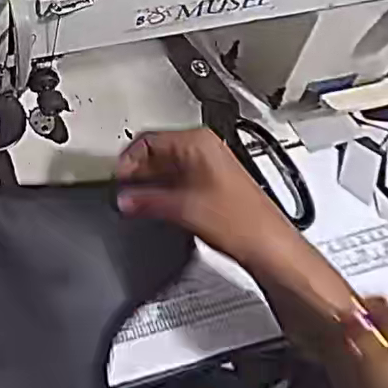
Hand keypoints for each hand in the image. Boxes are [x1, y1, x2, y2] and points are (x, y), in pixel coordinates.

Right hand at [114, 128, 304, 272]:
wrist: (270, 249)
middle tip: (123, 189)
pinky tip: (158, 206)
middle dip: (139, 171)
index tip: (117, 177)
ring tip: (136, 200)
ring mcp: (211, 165)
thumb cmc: (242, 222)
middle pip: (159, 151)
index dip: (129, 158)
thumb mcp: (182, 209)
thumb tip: (124, 199)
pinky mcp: (214, 183)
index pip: (149, 139)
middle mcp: (205, 147)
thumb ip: (147, 202)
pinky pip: (181, 178)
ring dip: (152, 182)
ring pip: (169, 166)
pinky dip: (166, 190)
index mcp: (198, 141)